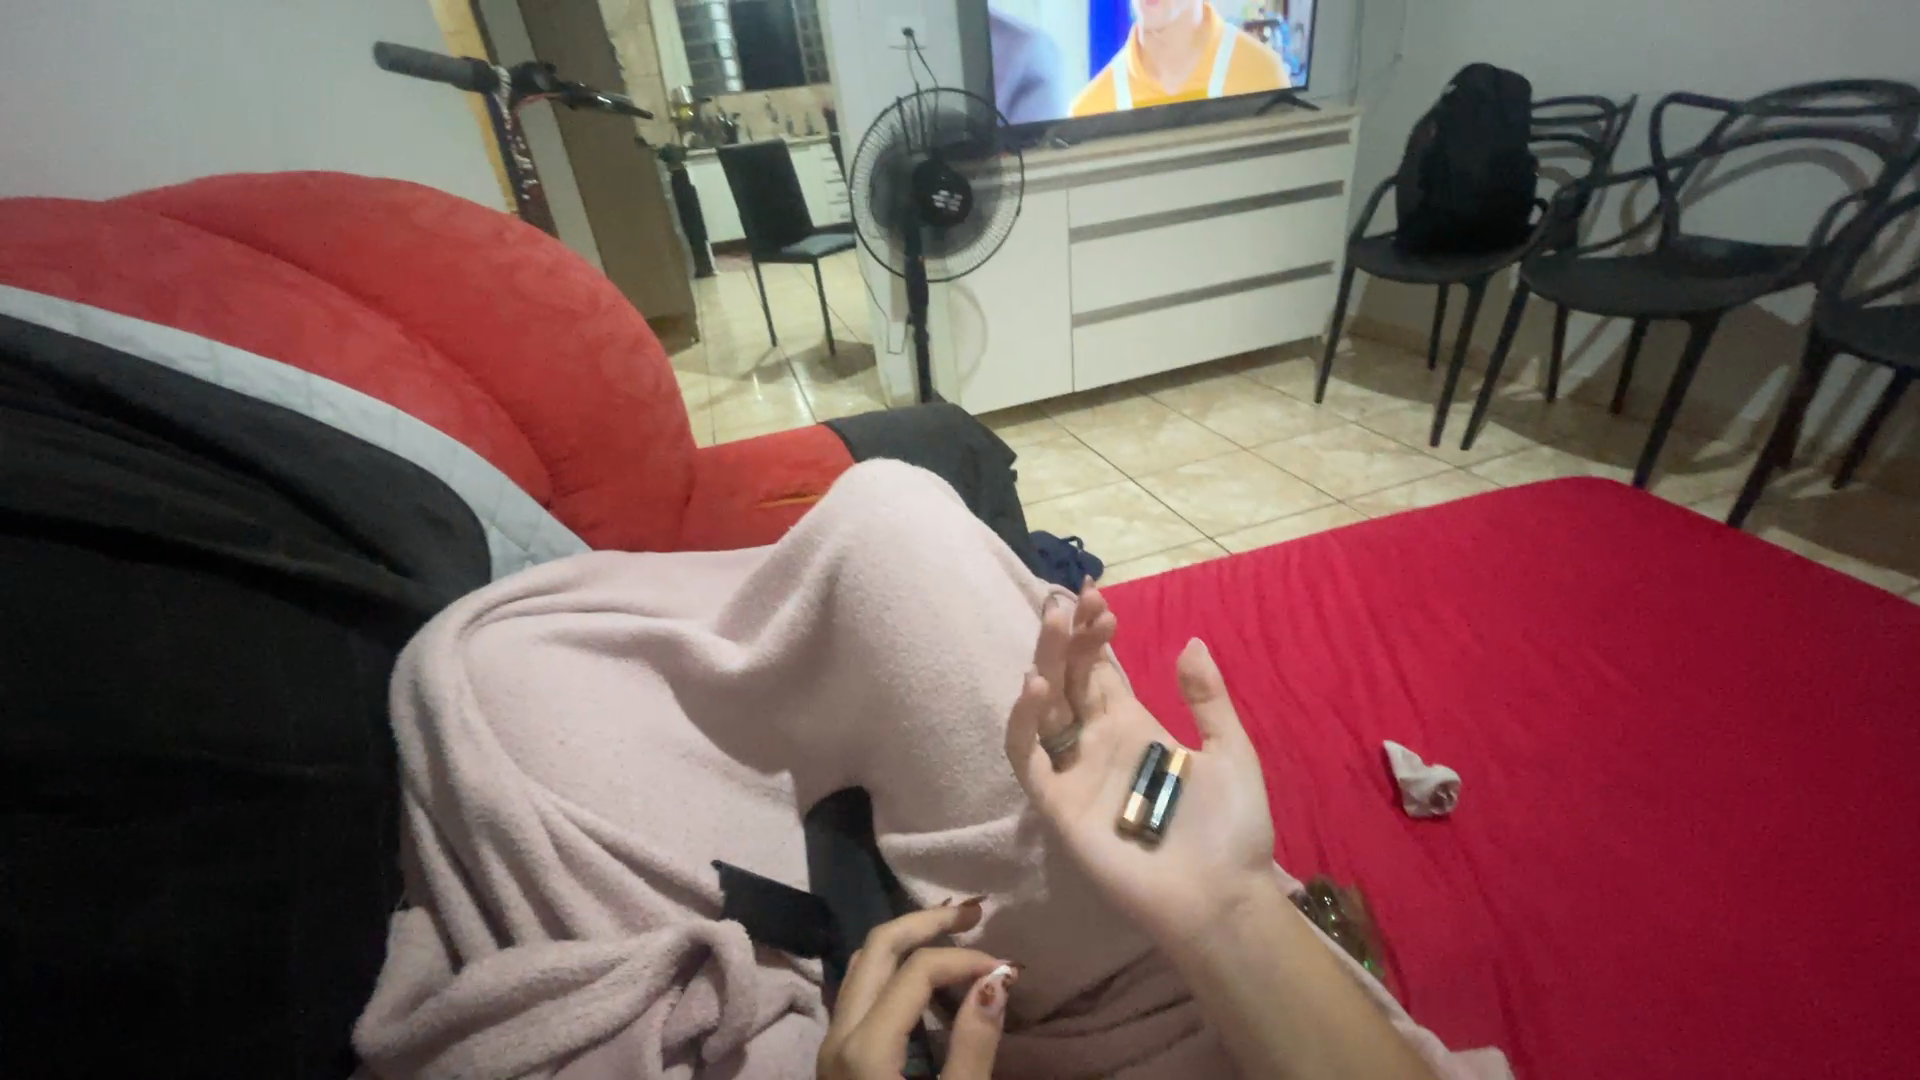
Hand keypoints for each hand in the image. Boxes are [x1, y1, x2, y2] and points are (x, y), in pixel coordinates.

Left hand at [816, 904, 1016, 1079]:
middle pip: (879, 945)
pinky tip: (924, 972)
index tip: (1009, 971)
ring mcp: (830, 1045)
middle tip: (975, 911)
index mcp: (864, 1049)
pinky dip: (893, 964)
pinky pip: (860, 987)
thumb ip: (973, 1046)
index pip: (918, 970)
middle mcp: (837, 1034)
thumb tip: (999, 978)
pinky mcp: (836, 1058)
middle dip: (928, 922)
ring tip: (952, 929)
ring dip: (908, 938)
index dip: (967, 960)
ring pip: (864, 961)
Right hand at [1005, 583, 1276, 946]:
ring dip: (1045, 663)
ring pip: (1044, 707)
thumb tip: (1190, 640)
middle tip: (1072, 600)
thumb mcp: (1231, 750)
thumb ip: (1206, 698)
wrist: (1222, 897)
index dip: (1093, 632)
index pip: (1100, 667)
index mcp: (1132, 724)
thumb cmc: (1229, 828)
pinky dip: (1023, 723)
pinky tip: (1035, 688)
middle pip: (1069, 678)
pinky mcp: (1056, 802)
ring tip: (1056, 623)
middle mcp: (1096, 740)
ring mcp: (1072, 769)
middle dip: (1068, 637)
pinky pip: (1027, 756)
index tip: (1096, 595)